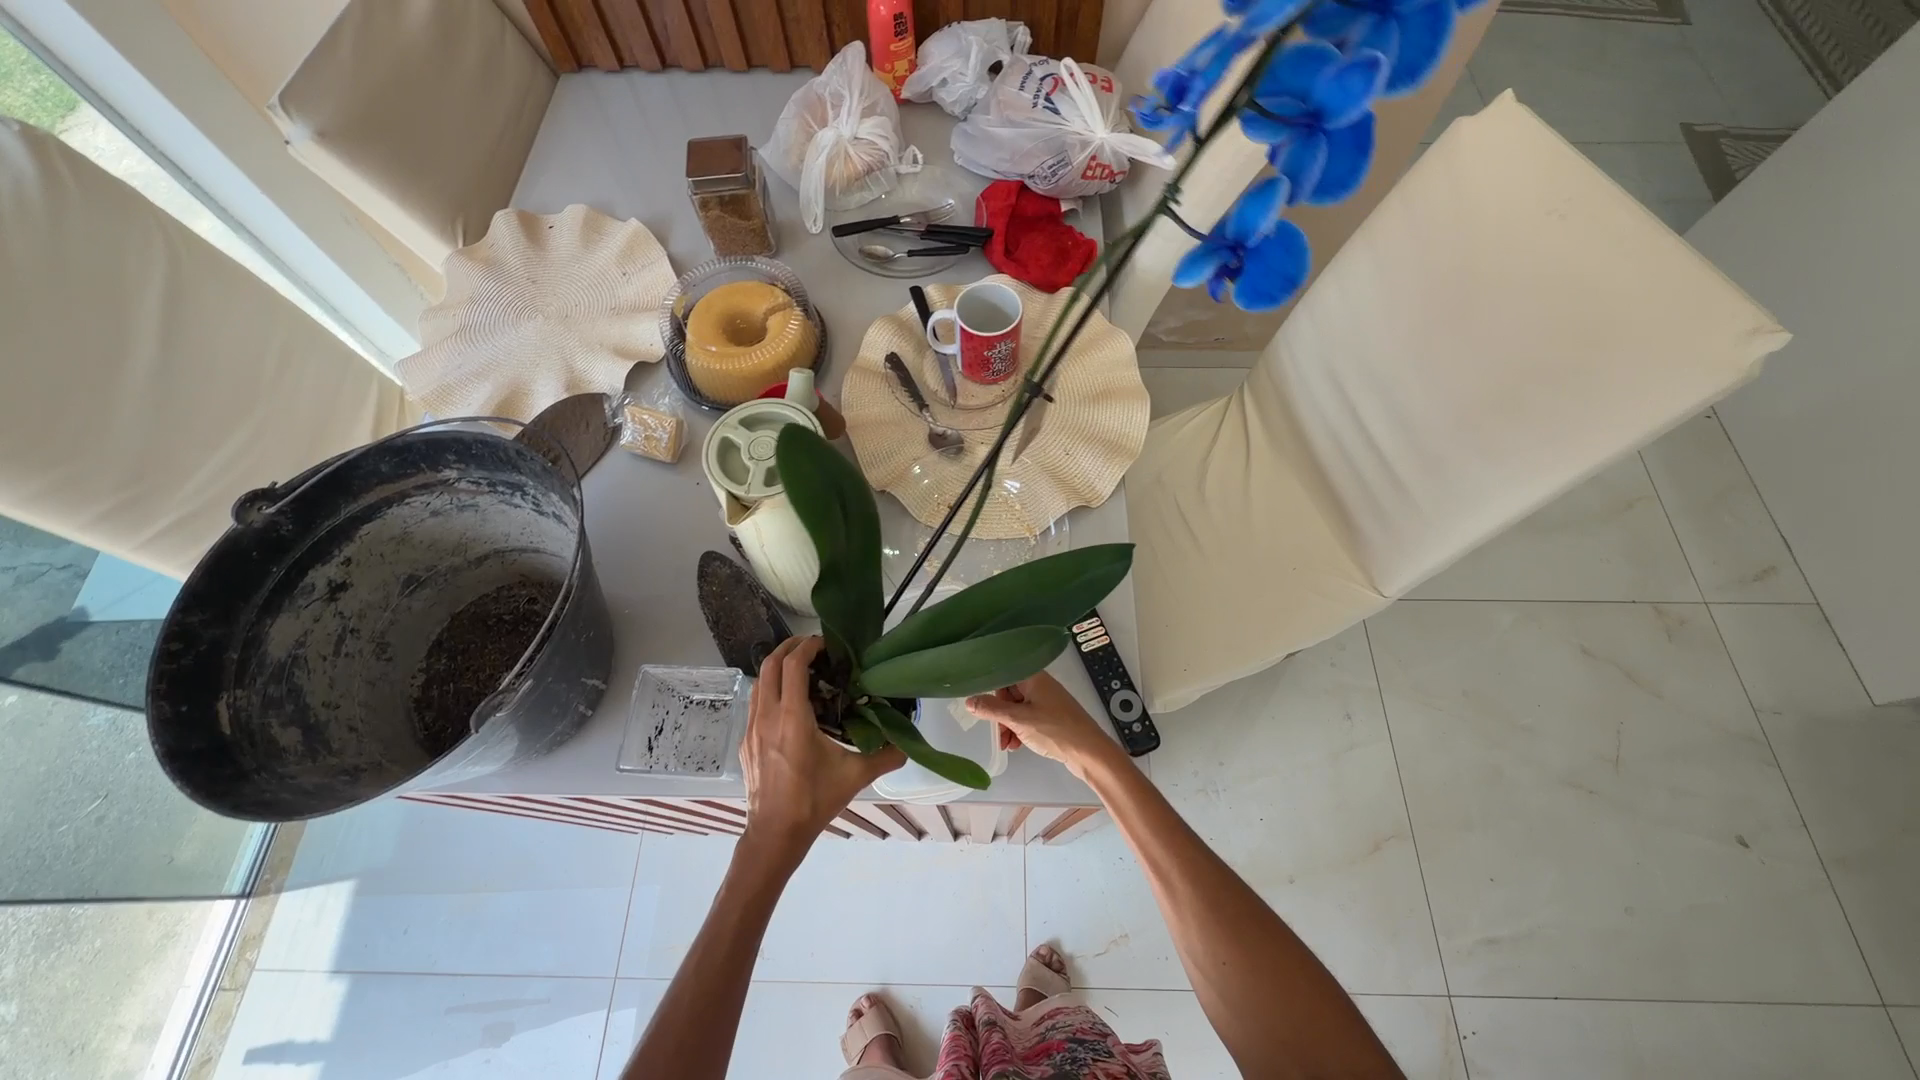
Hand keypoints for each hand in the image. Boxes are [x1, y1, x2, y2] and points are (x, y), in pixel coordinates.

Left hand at [739, 637, 903, 858]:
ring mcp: (751, 728)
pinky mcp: (745, 741)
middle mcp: (767, 717)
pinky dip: (770, 688)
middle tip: (812, 647)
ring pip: (759, 682)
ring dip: (777, 667)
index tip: (825, 643)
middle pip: (769, 664)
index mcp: (792, 719)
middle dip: (789, 648)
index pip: (792, 666)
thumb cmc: (813, 801)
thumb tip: (909, 745)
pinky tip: (788, 701)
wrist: (775, 833)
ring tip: (801, 668)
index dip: (807, 647)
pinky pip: (755, 702)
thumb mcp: (855, 776)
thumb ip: (885, 757)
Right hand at [965, 672, 1119, 777]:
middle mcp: (1040, 684)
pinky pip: (1028, 718)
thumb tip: (969, 700)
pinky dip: (1020, 729)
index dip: (990, 688)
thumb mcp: (1018, 720)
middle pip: (1009, 693)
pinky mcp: (1052, 716)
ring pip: (1017, 708)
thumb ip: (991, 709)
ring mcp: (1047, 700)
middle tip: (997, 732)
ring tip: (1007, 744)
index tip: (979, 704)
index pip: (1003, 673)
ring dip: (1008, 725)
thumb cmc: (1055, 730)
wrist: (1089, 751)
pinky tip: (1017, 745)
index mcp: (1033, 677)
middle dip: (999, 713)